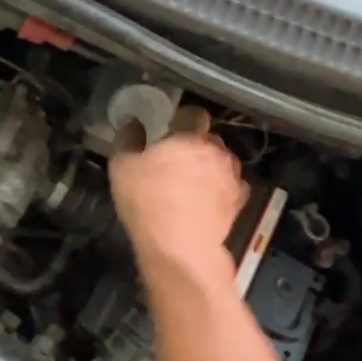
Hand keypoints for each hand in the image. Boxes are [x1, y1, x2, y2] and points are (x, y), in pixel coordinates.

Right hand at [109, 106, 248, 268]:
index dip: (182, 118)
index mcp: (189, 137)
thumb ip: (127, 139)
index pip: (193, 114)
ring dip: (210, 165)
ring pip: (223, 161)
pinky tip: (207, 199)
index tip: (170, 127)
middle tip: (176, 158)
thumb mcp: (122, 168)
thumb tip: (132, 122)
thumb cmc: (147, 201)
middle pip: (210, 138)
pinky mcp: (239, 201)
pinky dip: (221, 188)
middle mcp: (216, 151)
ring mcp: (232, 176)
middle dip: (196, 143)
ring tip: (192, 181)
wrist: (180, 246)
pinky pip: (231, 185)